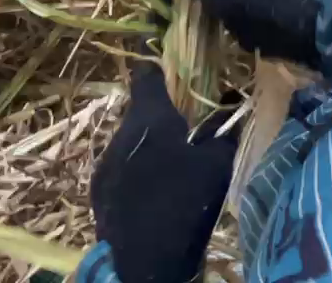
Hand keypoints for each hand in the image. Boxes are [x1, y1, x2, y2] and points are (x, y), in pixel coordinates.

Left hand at [90, 64, 238, 282]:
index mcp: (151, 118)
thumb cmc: (186, 205)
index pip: (146, 76)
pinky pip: (121, 164)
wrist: (144, 266)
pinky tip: (154, 187)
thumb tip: (232, 107)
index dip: (157, 70)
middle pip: (140, 109)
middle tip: (184, 124)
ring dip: (147, 141)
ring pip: (130, 138)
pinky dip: (136, 166)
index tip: (169, 69)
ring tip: (171, 160)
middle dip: (160, 112)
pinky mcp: (98, 191)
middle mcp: (122, 133)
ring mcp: (106, 163)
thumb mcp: (217, 165)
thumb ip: (224, 131)